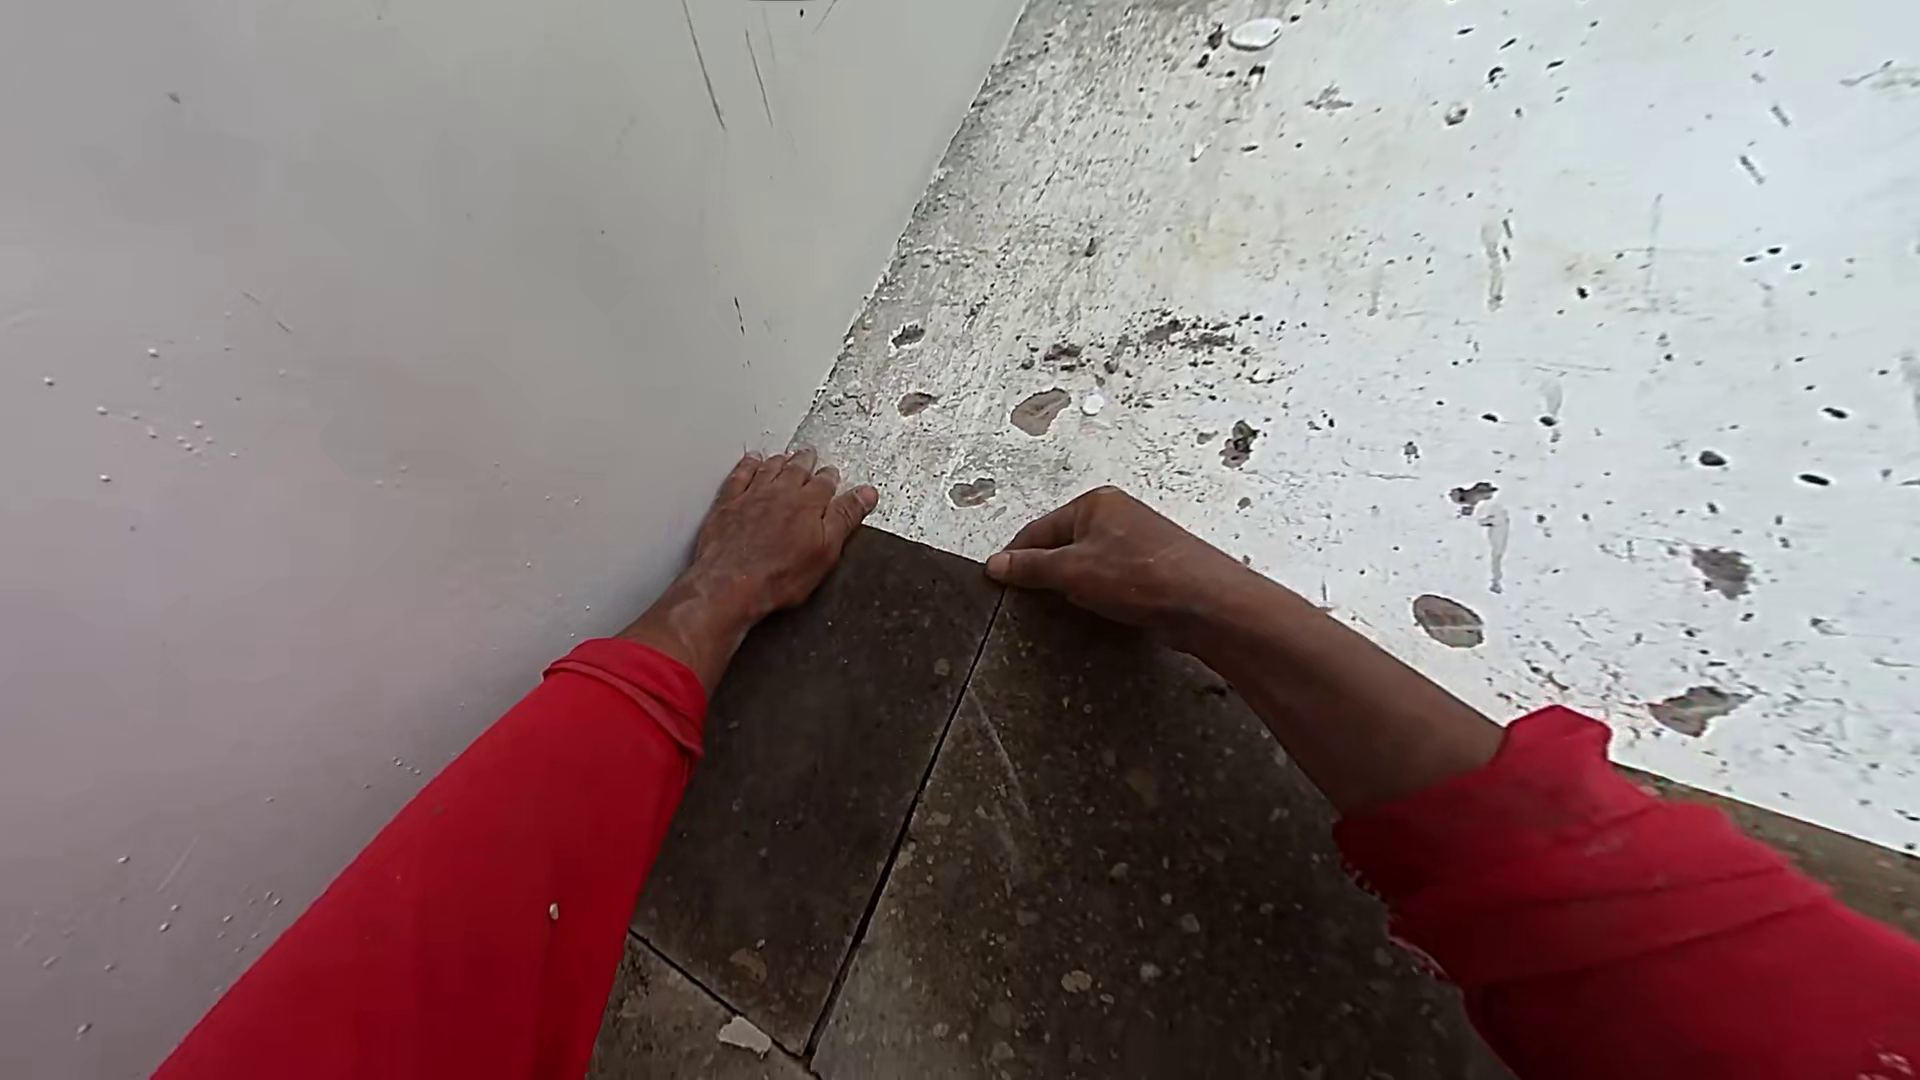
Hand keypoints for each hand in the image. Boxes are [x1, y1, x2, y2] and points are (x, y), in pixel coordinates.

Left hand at [687, 447, 878, 618]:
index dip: (831, 477)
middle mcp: (780, 494)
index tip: (833, 473)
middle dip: (806, 462)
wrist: (731, 584)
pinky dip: (747, 466)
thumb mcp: (826, 550)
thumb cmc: (778, 575)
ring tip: (785, 456)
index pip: (825, 483)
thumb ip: (846, 518)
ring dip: (780, 461)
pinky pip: (739, 476)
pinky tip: (750, 462)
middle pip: (797, 470)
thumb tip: (865, 494)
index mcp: (808, 504)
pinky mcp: (728, 504)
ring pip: (770, 469)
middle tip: (810, 455)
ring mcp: (752, 496)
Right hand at [985, 487, 1260, 646]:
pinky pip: (1110, 577)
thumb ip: (1031, 567)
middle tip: (1032, 597)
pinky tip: (1100, 608)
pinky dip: (1098, 591)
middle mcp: (1117, 515)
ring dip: (1074, 584)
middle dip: (1048, 571)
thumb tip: (997, 564)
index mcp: (1095, 503)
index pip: (1039, 528)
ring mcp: (1136, 541)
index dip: (1017, 555)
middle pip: (1063, 543)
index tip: (1000, 577)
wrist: (1204, 604)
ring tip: (1070, 604)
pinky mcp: (1151, 567)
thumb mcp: (1072, 571)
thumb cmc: (1142, 576)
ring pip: (1087, 562)